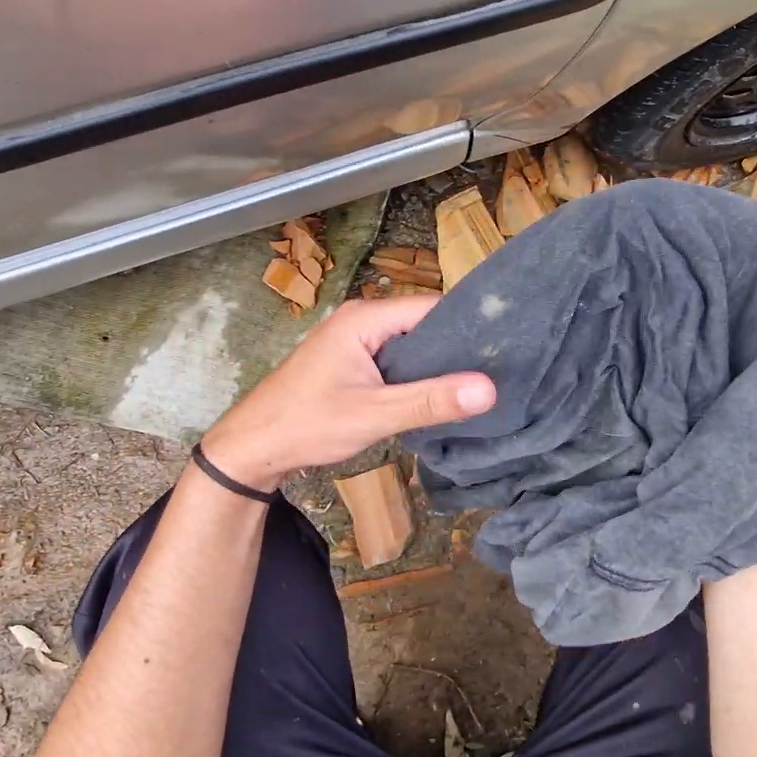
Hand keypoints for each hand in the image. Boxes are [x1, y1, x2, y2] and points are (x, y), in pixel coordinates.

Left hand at [199, 297, 494, 491]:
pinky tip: (438, 395)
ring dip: (435, 365)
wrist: (253, 448)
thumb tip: (489, 389)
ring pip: (410, 344)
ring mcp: (354, 340)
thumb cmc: (308, 424)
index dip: (467, 327)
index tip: (503, 349)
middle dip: (454, 348)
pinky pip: (395, 359)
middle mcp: (361, 319)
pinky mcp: (352, 361)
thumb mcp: (375, 415)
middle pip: (423, 324)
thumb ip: (431, 401)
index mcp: (364, 318)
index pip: (431, 308)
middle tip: (497, 372)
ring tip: (476, 385)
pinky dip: (415, 375)